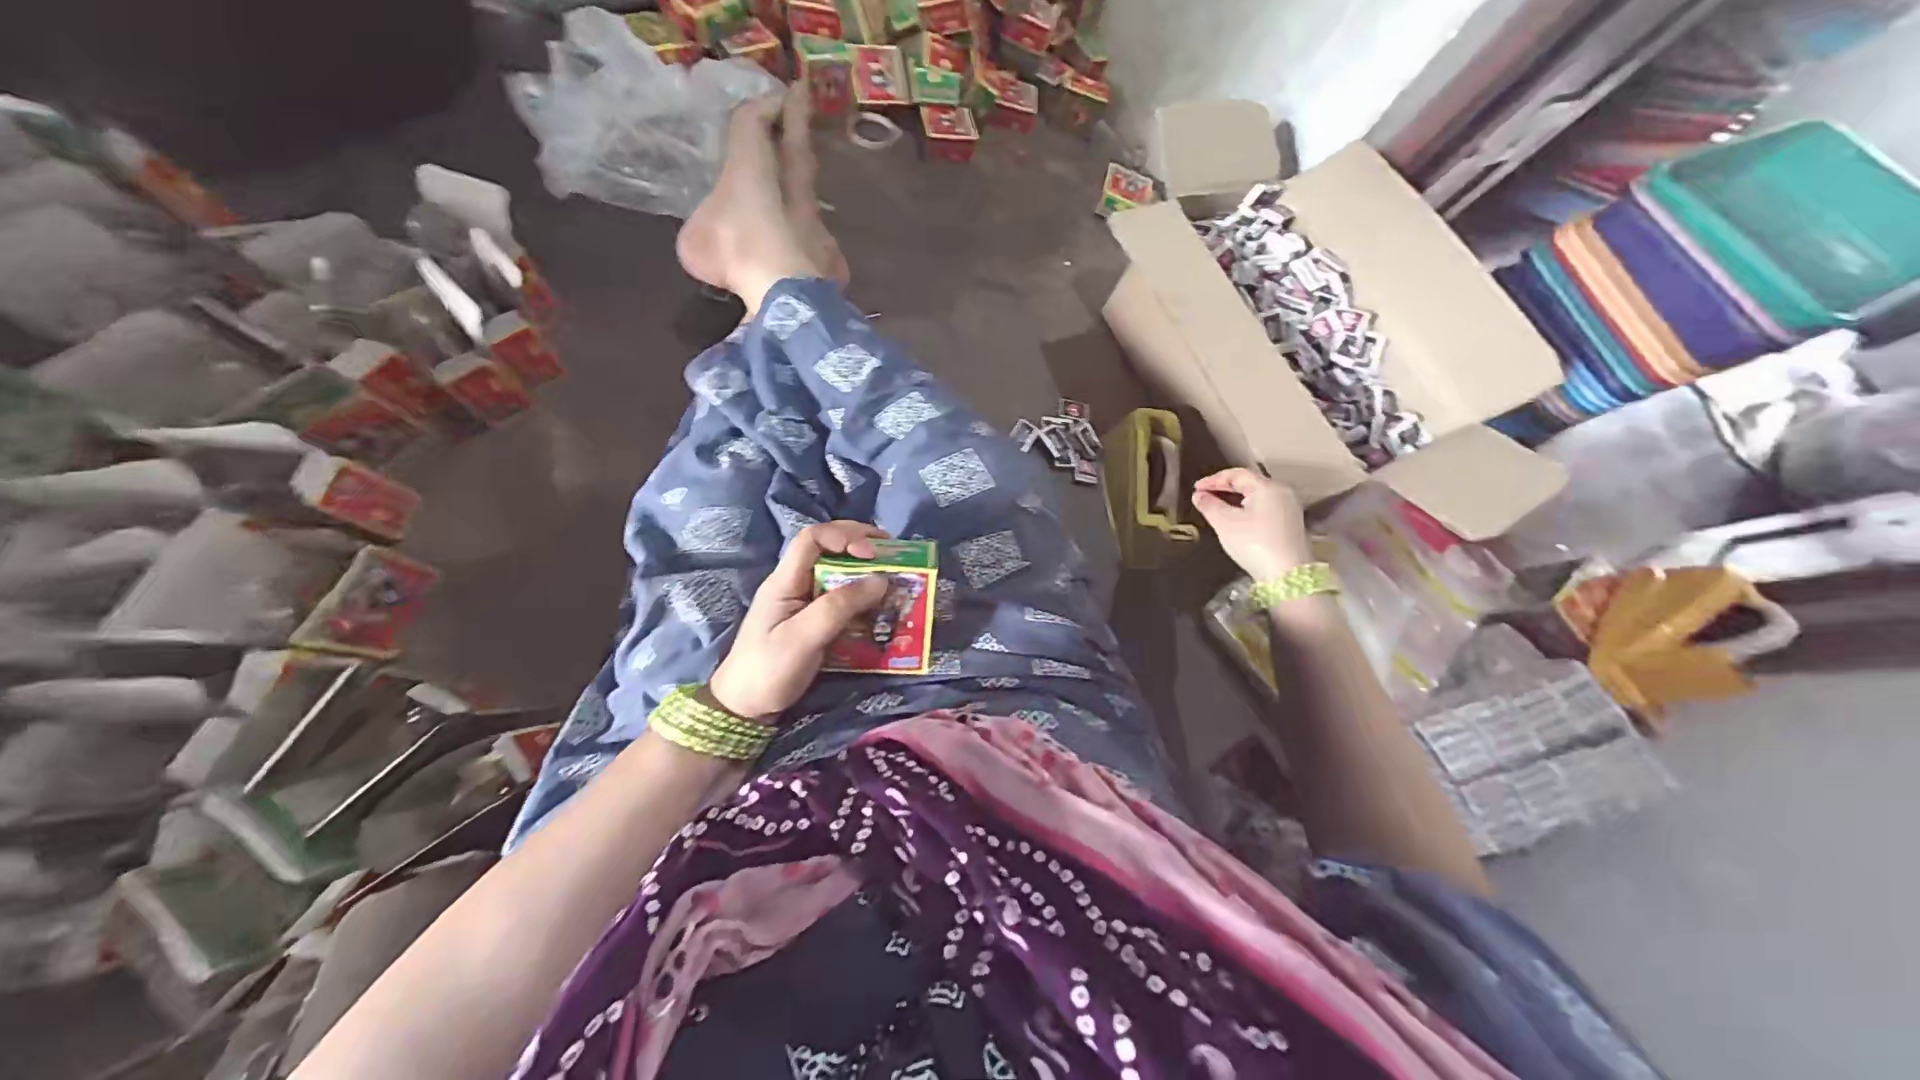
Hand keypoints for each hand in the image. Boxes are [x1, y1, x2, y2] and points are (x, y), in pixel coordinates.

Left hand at [708, 521, 891, 720]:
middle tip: (894, 556)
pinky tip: (881, 610)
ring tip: (895, 582)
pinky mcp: (813, 624)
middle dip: (862, 548)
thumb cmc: (768, 670)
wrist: (744, 709)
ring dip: (866, 576)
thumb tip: (881, 580)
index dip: (845, 536)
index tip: (874, 554)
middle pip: (829, 551)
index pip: (813, 538)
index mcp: (785, 581)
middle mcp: (795, 586)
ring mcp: (803, 605)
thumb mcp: (804, 637)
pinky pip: (842, 602)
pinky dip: (864, 602)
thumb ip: (840, 606)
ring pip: (838, 577)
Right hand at [1191, 468, 1314, 582]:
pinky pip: (1264, 508)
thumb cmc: (1255, 544)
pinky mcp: (1290, 524)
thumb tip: (1199, 496)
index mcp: (1267, 487)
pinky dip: (1247, 508)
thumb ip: (1209, 505)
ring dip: (1235, 499)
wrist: (1285, 575)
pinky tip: (1236, 519)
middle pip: (1249, 483)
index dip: (1213, 479)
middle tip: (1204, 495)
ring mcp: (1289, 508)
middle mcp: (1282, 493)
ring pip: (1257, 496)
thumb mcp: (1225, 523)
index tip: (1197, 488)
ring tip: (1216, 507)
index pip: (1236, 474)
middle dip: (1224, 488)